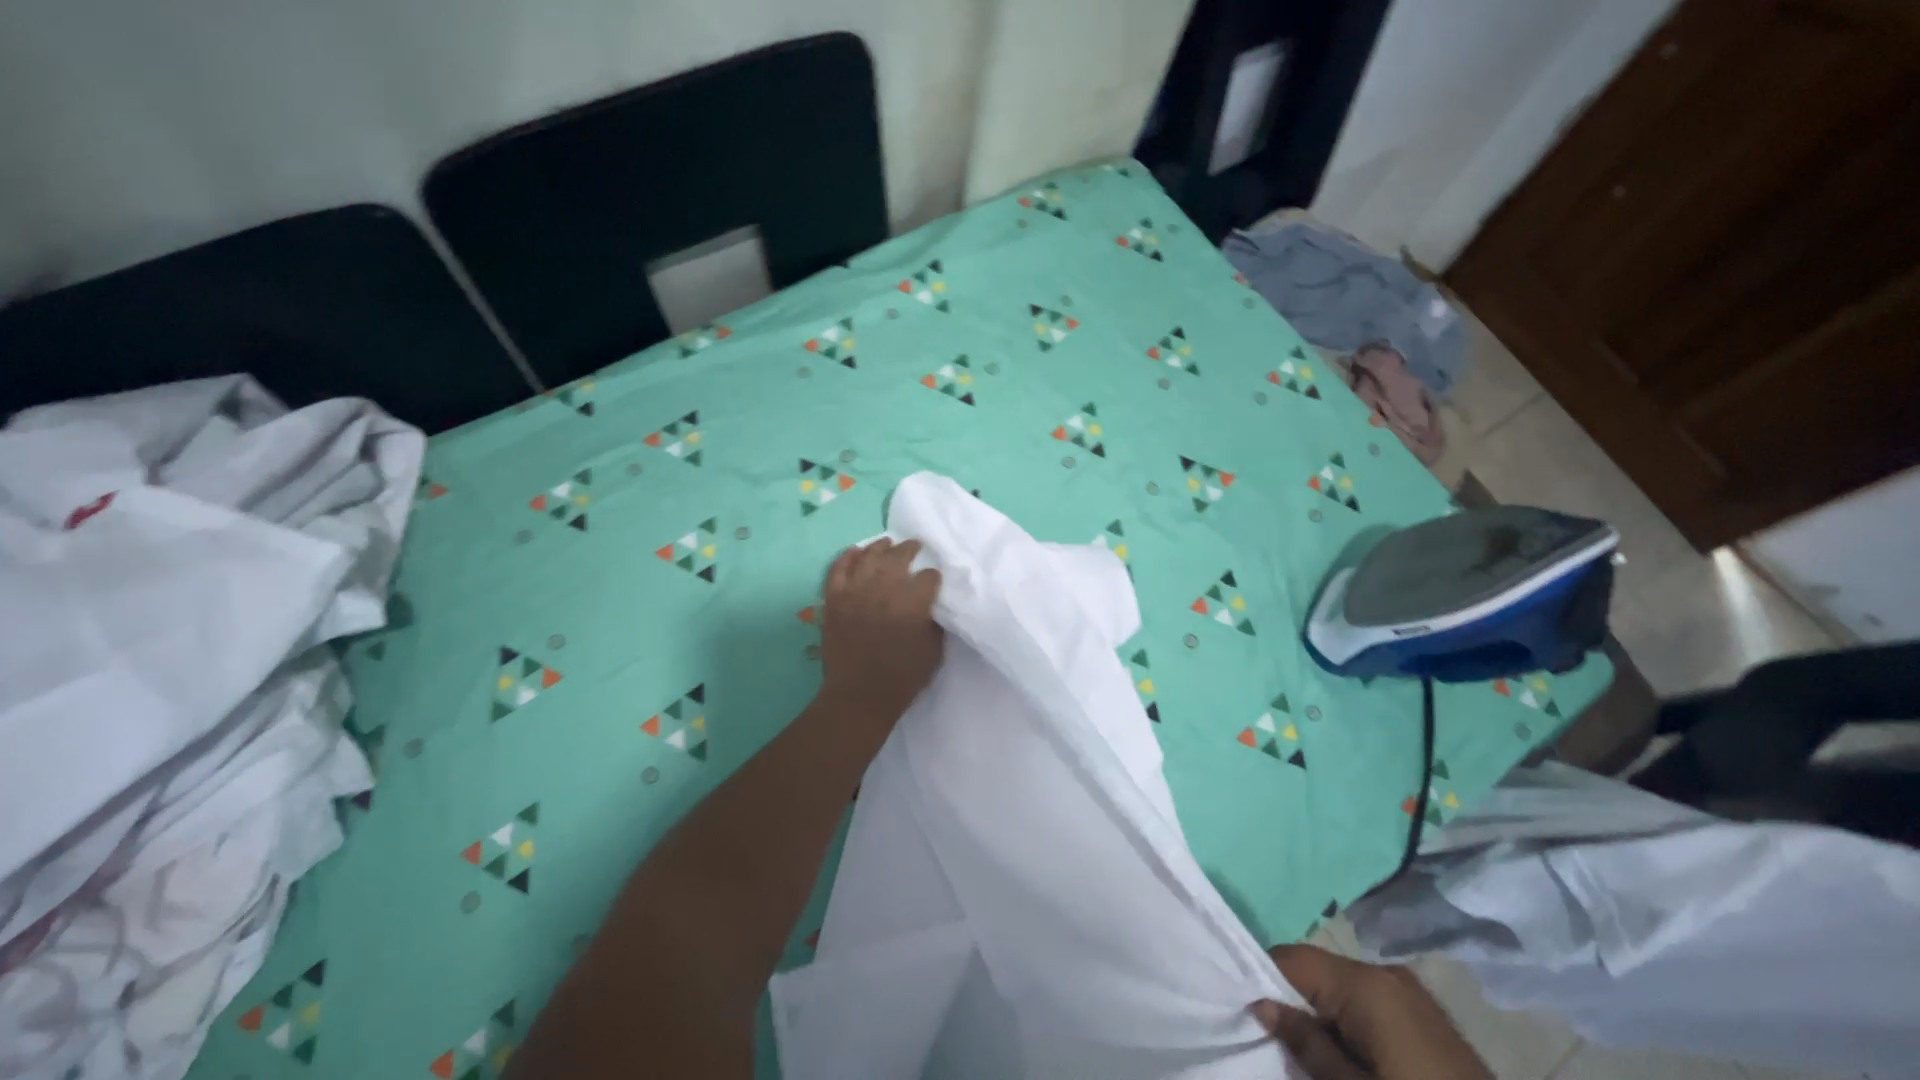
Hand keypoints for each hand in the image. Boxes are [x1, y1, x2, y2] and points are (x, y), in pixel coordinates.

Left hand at [818, 538, 943, 723]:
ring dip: (881, 547)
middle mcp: (884, 590)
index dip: (933, 577)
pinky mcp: (834, 599)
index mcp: (913, 603)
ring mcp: (855, 592)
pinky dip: (847, 557)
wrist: (859, 695)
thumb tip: (932, 606)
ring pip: (869, 557)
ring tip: (888, 542)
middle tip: (916, 546)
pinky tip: (855, 551)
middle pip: (899, 557)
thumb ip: (935, 624)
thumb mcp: (934, 653)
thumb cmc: (902, 678)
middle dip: (910, 549)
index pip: (928, 577)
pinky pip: (839, 569)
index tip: (934, 581)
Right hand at [1252, 945, 1489, 1079]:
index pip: (1291, 958)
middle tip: (1271, 1041)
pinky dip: (1347, 1022)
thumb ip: (1306, 1044)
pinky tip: (1345, 1058)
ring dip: (1319, 1015)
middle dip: (1290, 1001)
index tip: (1239, 1011)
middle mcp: (1386, 973)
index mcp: (1366, 984)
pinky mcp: (1424, 1015)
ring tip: (1306, 1055)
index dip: (1261, 980)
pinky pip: (1368, 1003)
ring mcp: (1410, 992)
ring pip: (1341, 988)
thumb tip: (1262, 1004)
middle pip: (1316, 971)